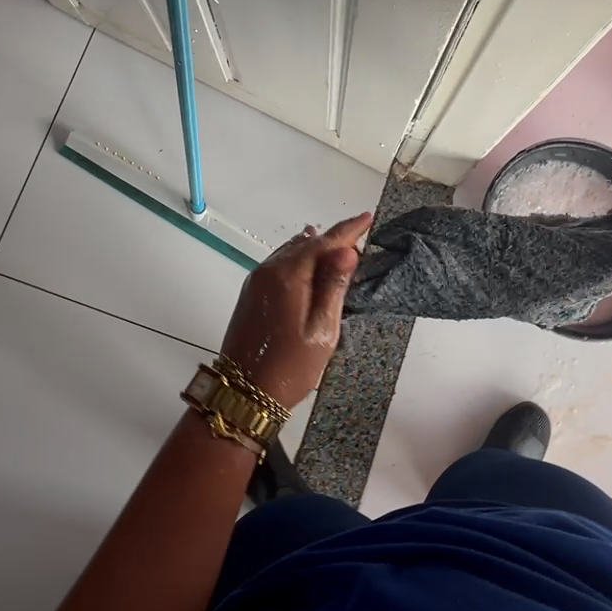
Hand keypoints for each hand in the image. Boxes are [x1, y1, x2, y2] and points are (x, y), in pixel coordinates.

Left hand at [219, 211, 373, 406]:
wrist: (244, 393)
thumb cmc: (290, 367)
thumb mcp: (322, 330)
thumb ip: (334, 286)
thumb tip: (347, 250)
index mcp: (288, 276)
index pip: (323, 242)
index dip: (348, 230)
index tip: (367, 217)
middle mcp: (269, 271)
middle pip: (305, 244)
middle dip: (332, 239)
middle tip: (359, 236)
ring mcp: (256, 281)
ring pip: (290, 252)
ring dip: (314, 247)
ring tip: (337, 246)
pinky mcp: (251, 293)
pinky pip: (279, 264)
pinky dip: (299, 258)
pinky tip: (306, 261)